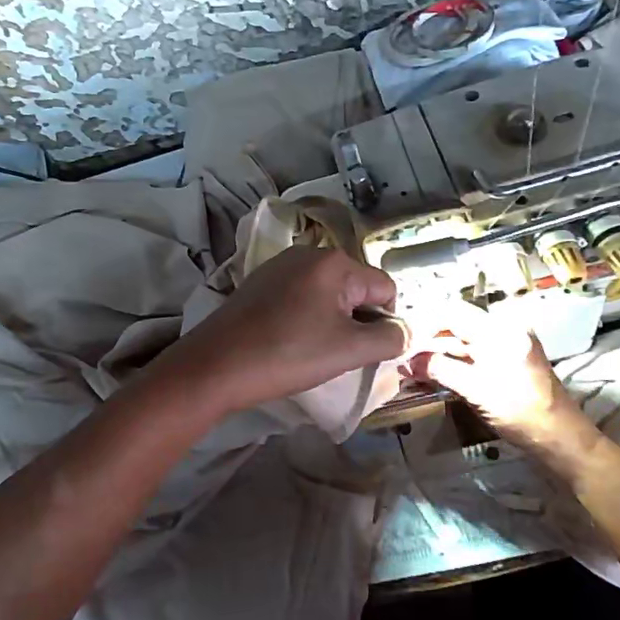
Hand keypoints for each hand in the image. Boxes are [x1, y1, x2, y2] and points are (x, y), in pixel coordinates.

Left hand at [153, 246, 409, 415]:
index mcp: (334, 262)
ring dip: (331, 322)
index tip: (364, 350)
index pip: (385, 287)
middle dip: (356, 320)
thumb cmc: (287, 354)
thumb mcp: (348, 350)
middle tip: (338, 353)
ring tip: (312, 351)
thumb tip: (404, 332)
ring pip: (327, 294)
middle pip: (355, 287)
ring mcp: (279, 266)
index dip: (384, 321)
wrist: (215, 366)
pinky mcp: (259, 283)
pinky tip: (289, 342)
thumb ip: (388, 338)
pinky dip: (305, 319)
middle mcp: (308, 253)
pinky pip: (300, 297)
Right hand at [410, 306, 601, 467]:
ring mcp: (510, 343)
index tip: (402, 342)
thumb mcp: (474, 389)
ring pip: (465, 341)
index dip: (425, 324)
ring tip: (414, 371)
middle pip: (458, 326)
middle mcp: (506, 328)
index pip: (452, 312)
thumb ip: (438, 369)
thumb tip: (405, 362)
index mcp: (500, 328)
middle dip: (430, 343)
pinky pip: (476, 353)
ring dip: (441, 355)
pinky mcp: (510, 359)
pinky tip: (437, 375)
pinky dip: (456, 363)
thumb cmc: (520, 411)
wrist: (562, 439)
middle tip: (404, 361)